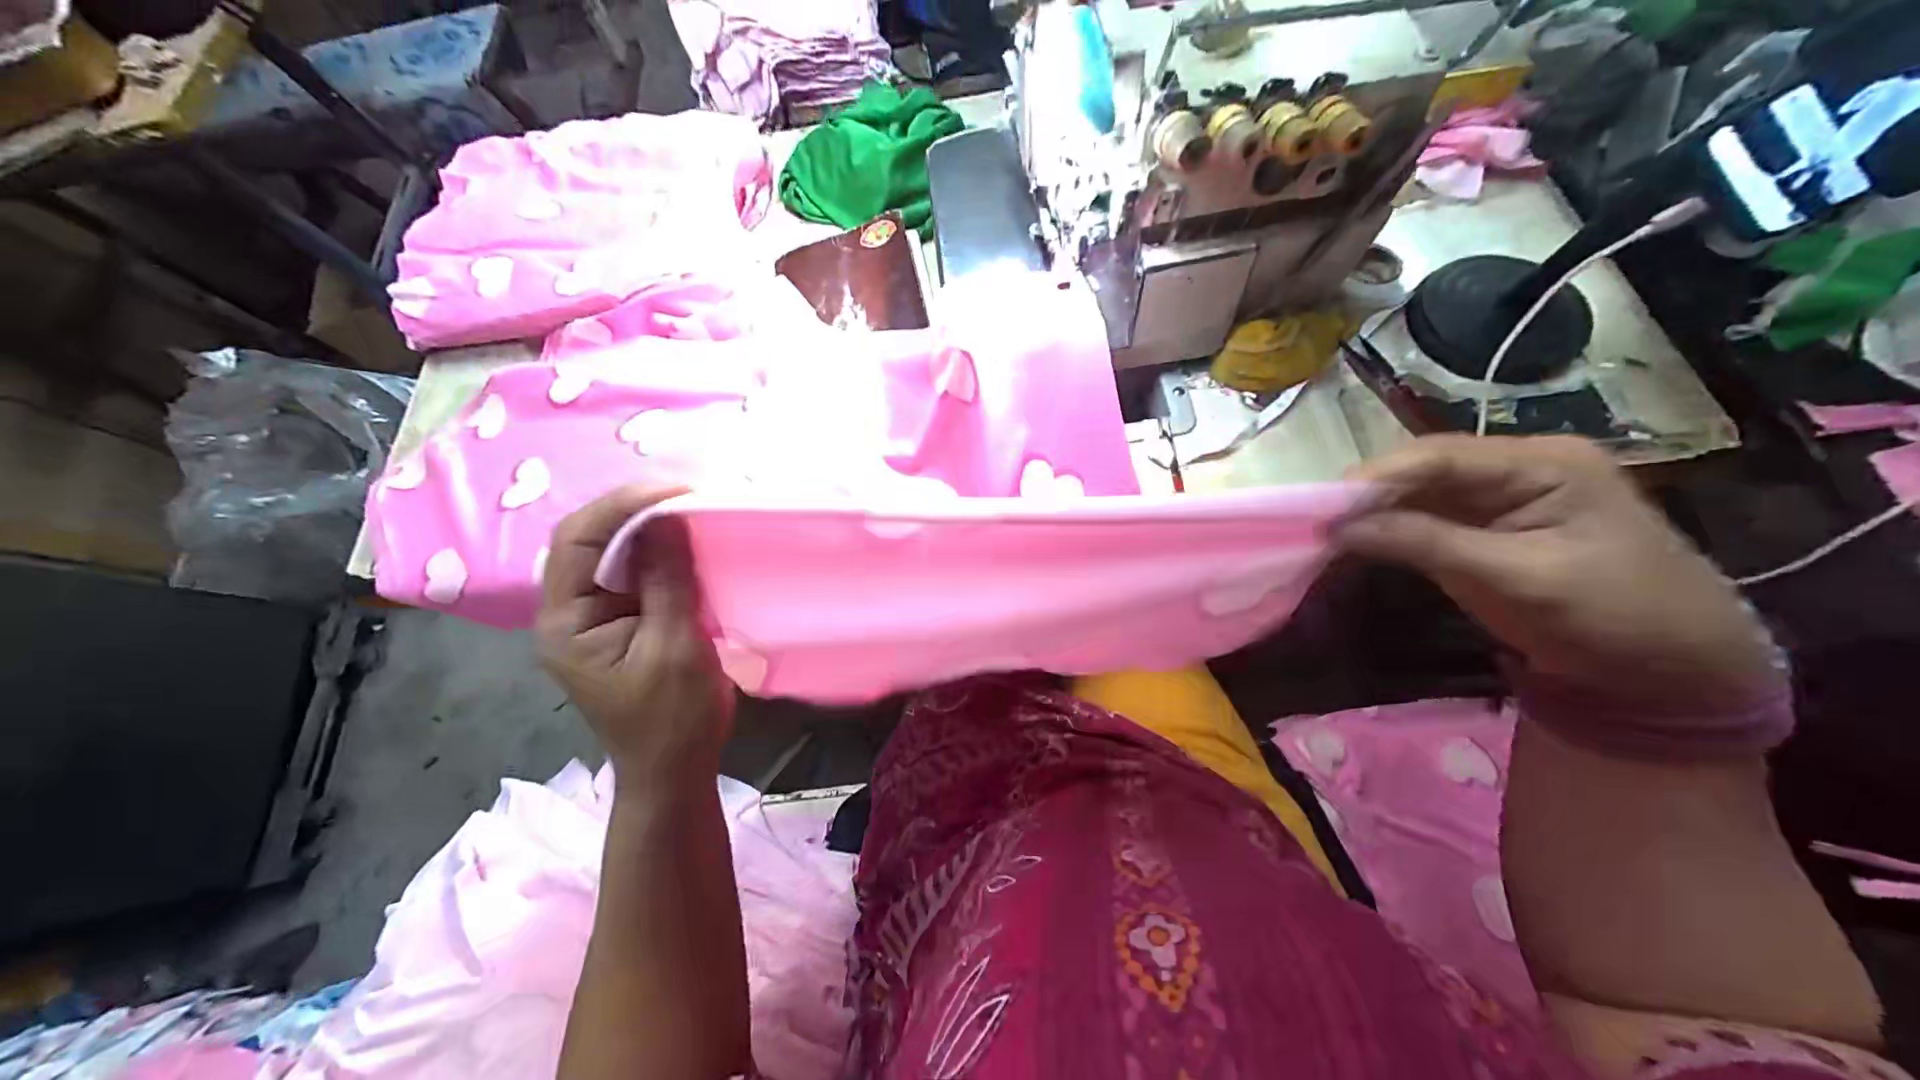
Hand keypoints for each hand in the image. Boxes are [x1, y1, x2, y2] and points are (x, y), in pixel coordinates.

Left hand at [536, 485, 732, 786]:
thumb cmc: (673, 720)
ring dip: (649, 529)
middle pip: (590, 541)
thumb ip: (666, 581)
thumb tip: (668, 517)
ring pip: (612, 554)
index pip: (578, 541)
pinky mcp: (620, 623)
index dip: (622, 506)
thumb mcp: (675, 648)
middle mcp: (568, 613)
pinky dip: (660, 553)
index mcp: (565, 623)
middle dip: (635, 511)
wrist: (674, 771)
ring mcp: (593, 618)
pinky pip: (634, 574)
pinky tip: (685, 542)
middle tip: (687, 493)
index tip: (675, 490)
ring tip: (689, 508)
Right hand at [1332, 435, 1777, 709]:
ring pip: (1417, 493)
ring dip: (1371, 513)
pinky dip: (1388, 531)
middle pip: (1421, 468)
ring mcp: (1500, 498)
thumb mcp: (1517, 579)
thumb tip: (1339, 526)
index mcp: (1542, 463)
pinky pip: (1424, 519)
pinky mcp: (1486, 530)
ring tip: (1324, 533)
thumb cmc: (1613, 617)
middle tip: (1313, 523)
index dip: (1373, 478)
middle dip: (1366, 494)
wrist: (1674, 673)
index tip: (1318, 507)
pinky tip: (1356, 542)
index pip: (1437, 455)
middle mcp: (1517, 467)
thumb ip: (1426, 543)